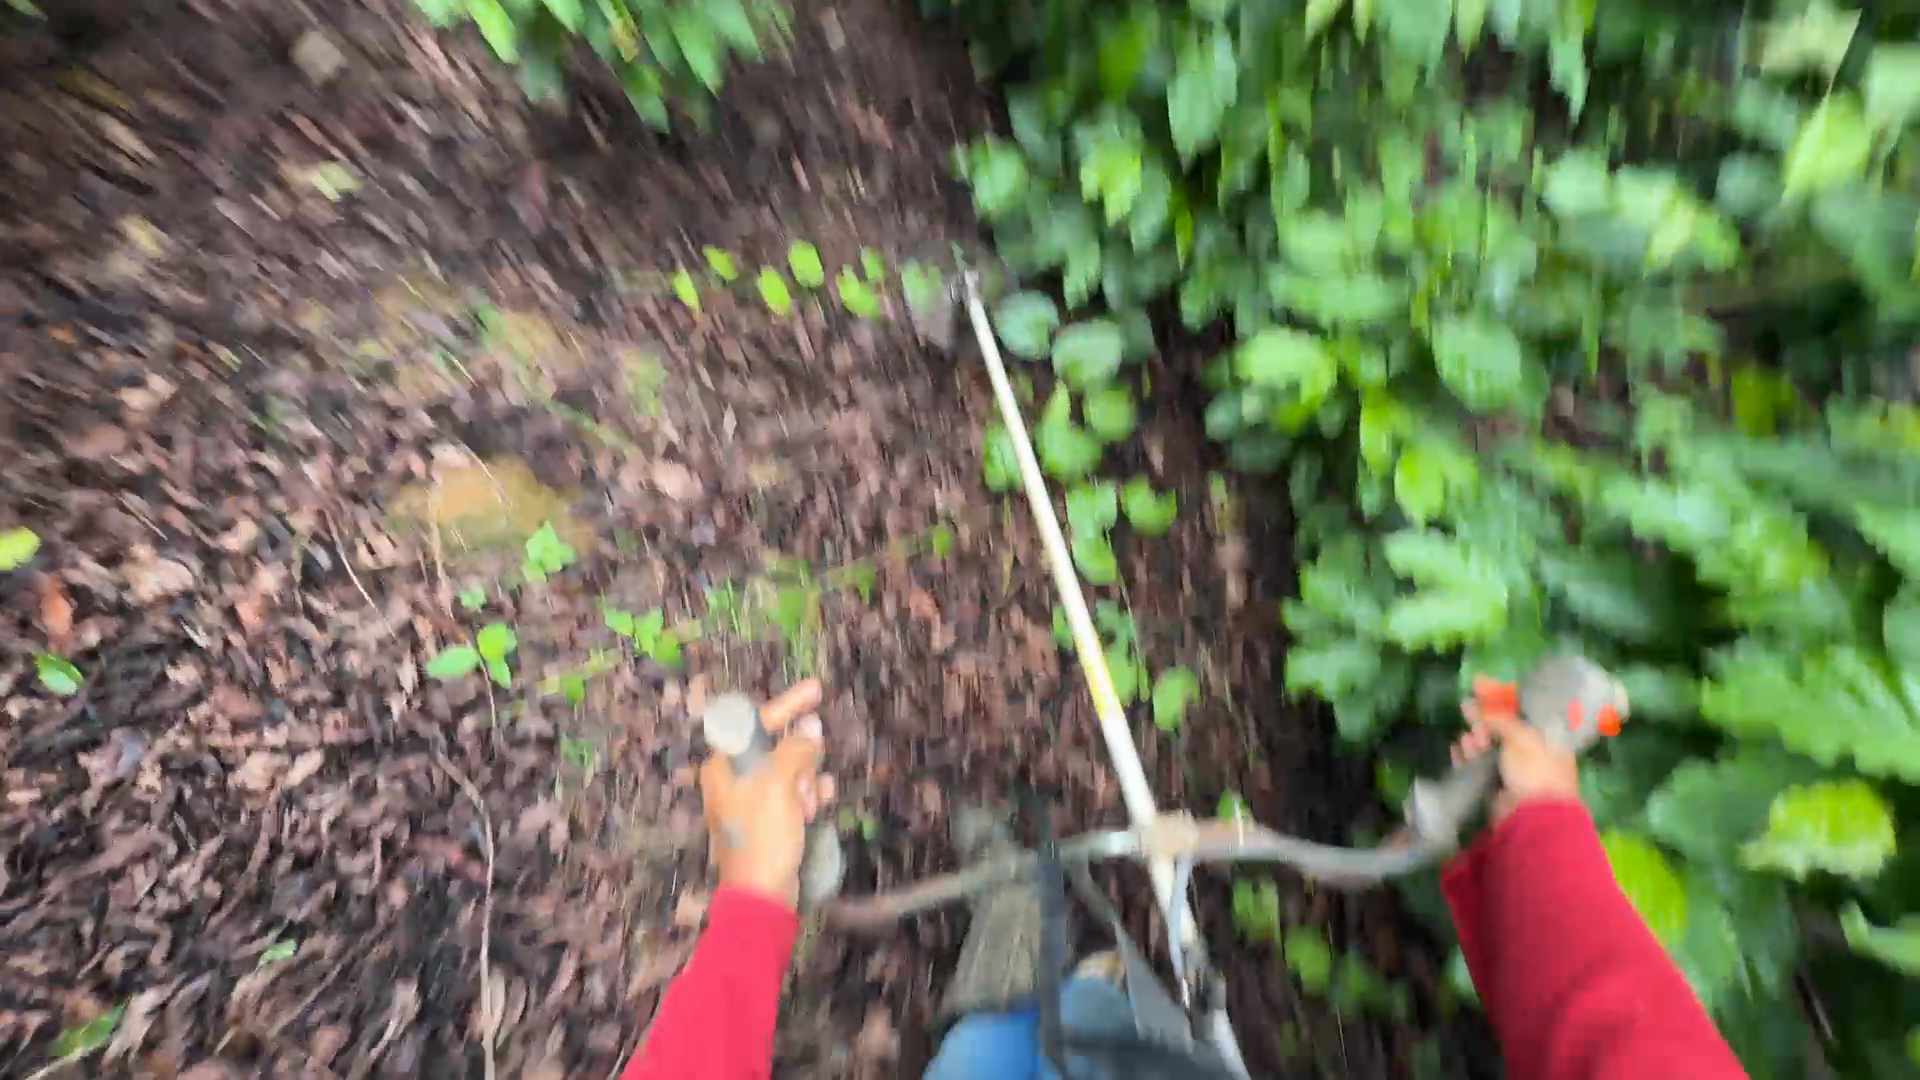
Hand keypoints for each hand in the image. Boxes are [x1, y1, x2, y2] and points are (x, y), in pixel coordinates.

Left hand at [699, 679, 832, 907]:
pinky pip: (794, 791)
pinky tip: (819, 804)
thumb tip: (811, 730)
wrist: (762, 895)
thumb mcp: (781, 784)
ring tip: (811, 802)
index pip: (758, 720)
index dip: (789, 704)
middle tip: (809, 778)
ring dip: (807, 780)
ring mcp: (751, 799)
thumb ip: (796, 749)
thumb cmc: (763, 835)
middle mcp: (733, 778)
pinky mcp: (768, 818)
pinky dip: (809, 794)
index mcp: (724, 765)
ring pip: (791, 768)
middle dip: (802, 758)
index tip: (816, 690)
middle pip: (778, 744)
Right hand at [1451, 699, 1580, 824]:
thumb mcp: (1521, 737)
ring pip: (1487, 743)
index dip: (1501, 694)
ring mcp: (1513, 767)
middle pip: (1501, 725)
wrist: (1531, 816)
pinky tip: (1459, 750)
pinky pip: (1476, 762)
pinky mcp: (1495, 782)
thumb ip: (1499, 719)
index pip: (1523, 708)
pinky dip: (1466, 755)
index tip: (1478, 682)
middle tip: (1465, 707)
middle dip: (1483, 716)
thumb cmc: (1535, 771)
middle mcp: (1531, 750)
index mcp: (1547, 737)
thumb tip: (1476, 707)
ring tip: (1469, 740)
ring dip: (1475, 737)